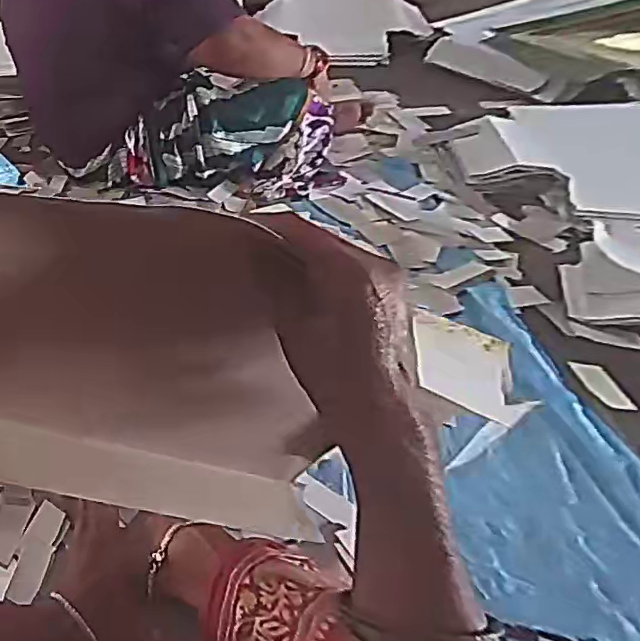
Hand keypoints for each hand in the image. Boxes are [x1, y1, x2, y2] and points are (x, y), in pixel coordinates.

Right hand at [253, 213, 419, 436]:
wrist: (381, 414)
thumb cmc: (338, 378)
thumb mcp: (293, 326)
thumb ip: (275, 283)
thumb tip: (258, 256)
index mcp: (351, 270)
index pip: (300, 229)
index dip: (267, 225)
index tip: (246, 226)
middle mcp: (377, 268)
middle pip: (322, 238)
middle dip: (288, 241)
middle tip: (257, 247)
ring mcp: (390, 282)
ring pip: (338, 254)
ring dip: (308, 256)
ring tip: (278, 268)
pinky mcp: (394, 298)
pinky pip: (353, 270)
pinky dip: (328, 272)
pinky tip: (309, 288)